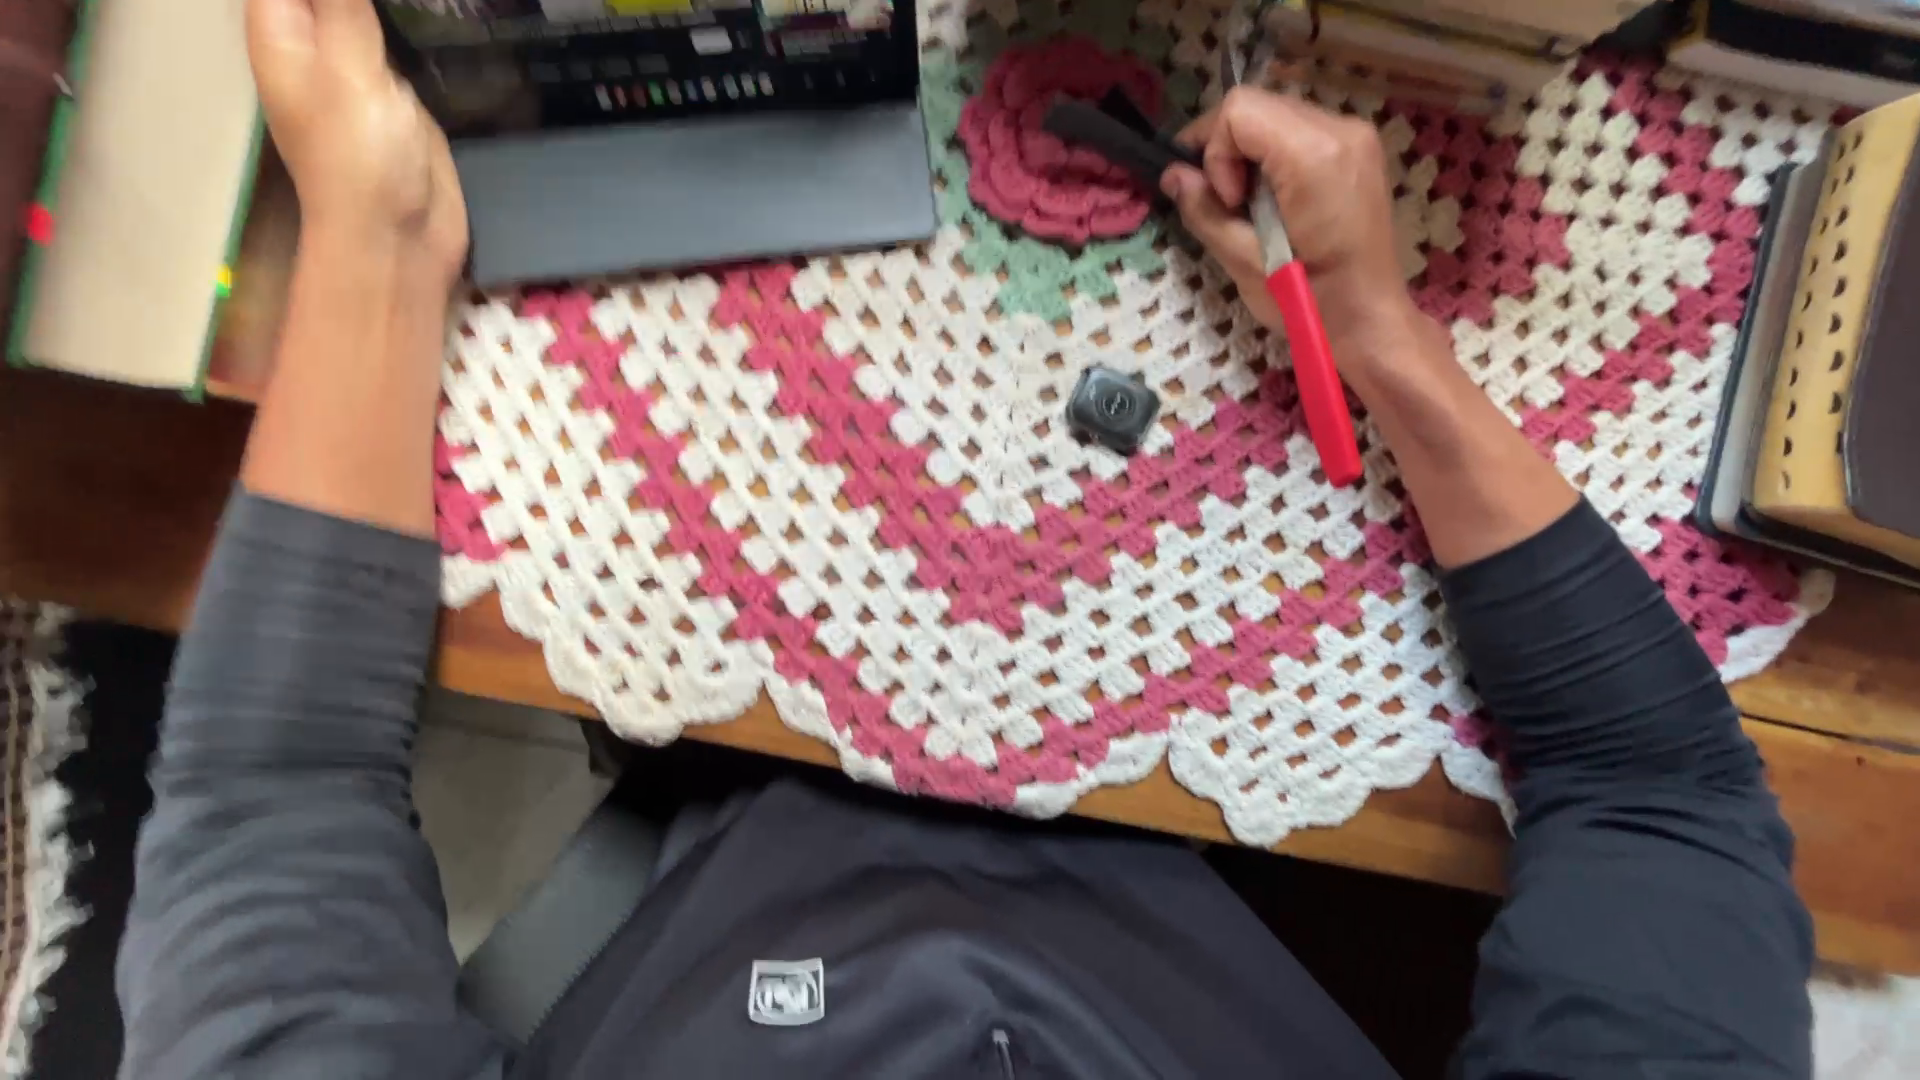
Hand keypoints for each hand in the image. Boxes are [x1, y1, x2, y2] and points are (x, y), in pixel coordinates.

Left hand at [245, 0, 466, 285]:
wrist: (402, 238)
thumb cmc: (361, 159)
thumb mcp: (348, 70)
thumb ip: (342, 5)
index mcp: (282, 31)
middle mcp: (317, 45)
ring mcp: (362, 73)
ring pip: (367, 11)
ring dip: (394, 7)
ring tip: (435, 2)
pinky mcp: (404, 100)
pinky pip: (405, 47)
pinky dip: (419, 28)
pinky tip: (444, 17)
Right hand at [1161, 88, 1421, 379]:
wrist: (1368, 318)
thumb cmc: (1308, 301)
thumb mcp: (1244, 264)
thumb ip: (1205, 211)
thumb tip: (1172, 175)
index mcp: (1313, 156)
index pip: (1239, 110)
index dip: (1213, 152)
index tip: (1226, 203)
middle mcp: (1340, 128)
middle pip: (1256, 106)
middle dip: (1226, 151)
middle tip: (1230, 206)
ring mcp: (1354, 135)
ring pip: (1273, 117)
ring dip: (1247, 157)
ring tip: (1252, 209)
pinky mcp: (1356, 149)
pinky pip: (1296, 133)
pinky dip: (1271, 160)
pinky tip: (1275, 204)